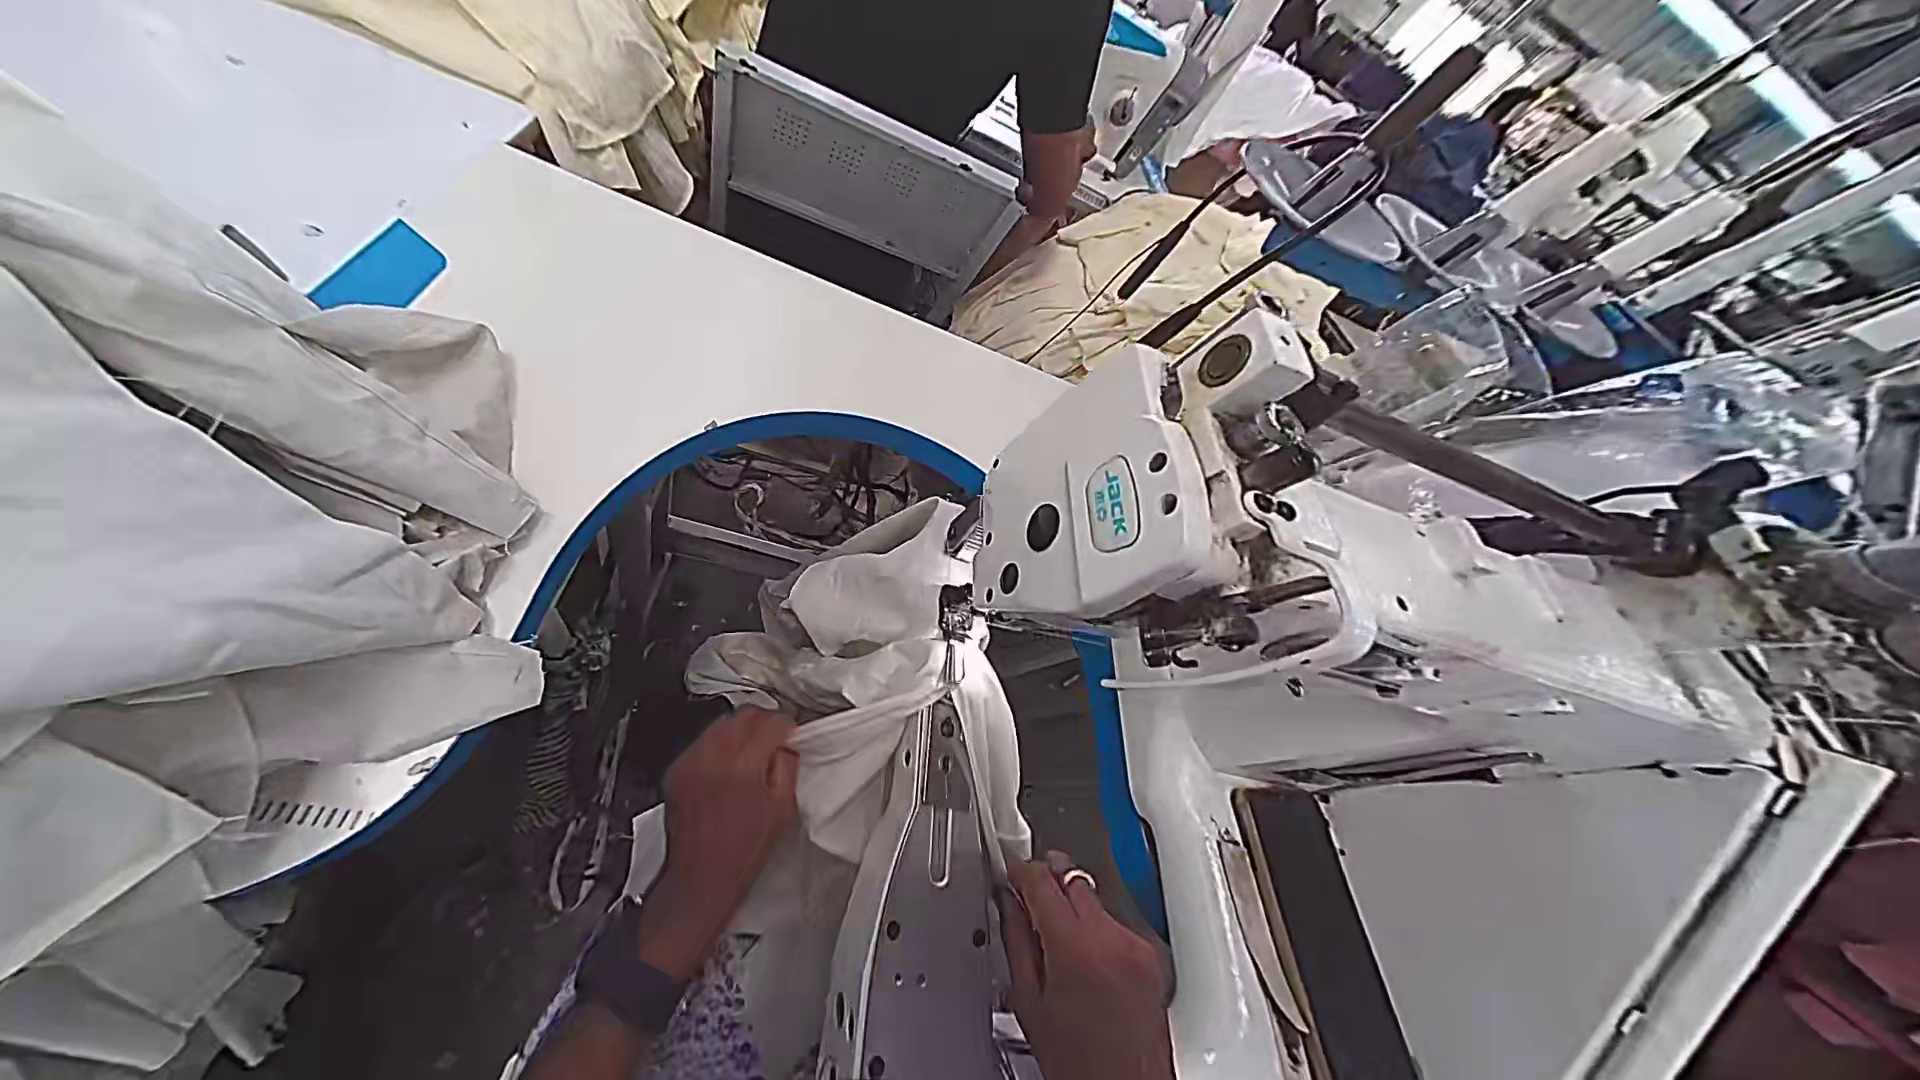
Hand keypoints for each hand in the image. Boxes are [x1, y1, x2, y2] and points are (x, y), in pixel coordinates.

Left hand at [637, 706, 798, 979]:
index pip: (771, 721)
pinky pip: (704, 741)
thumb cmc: (742, 851)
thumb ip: (788, 764)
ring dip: (741, 731)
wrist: (700, 879)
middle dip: (764, 722)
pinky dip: (719, 746)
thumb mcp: (782, 807)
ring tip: (751, 755)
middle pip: (745, 713)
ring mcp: (690, 762)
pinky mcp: (676, 770)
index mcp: (742, 765)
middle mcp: (712, 757)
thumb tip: (787, 744)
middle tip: (774, 740)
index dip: (787, 726)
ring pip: (723, 723)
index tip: (790, 735)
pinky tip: (728, 767)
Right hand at [1001, 852, 1174, 1079]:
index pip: (1042, 881)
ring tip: (1054, 933)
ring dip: (1072, 901)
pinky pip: (1113, 919)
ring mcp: (1134, 944)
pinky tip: (1083, 952)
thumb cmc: (1081, 1067)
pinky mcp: (1150, 954)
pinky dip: (1095, 924)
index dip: (1021, 870)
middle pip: (1072, 877)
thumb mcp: (1030, 1002)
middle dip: (1048, 878)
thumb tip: (1010, 903)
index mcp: (1075, 947)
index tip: (1011, 871)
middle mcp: (1111, 937)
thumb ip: (1017, 940)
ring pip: (1094, 895)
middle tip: (1028, 891)